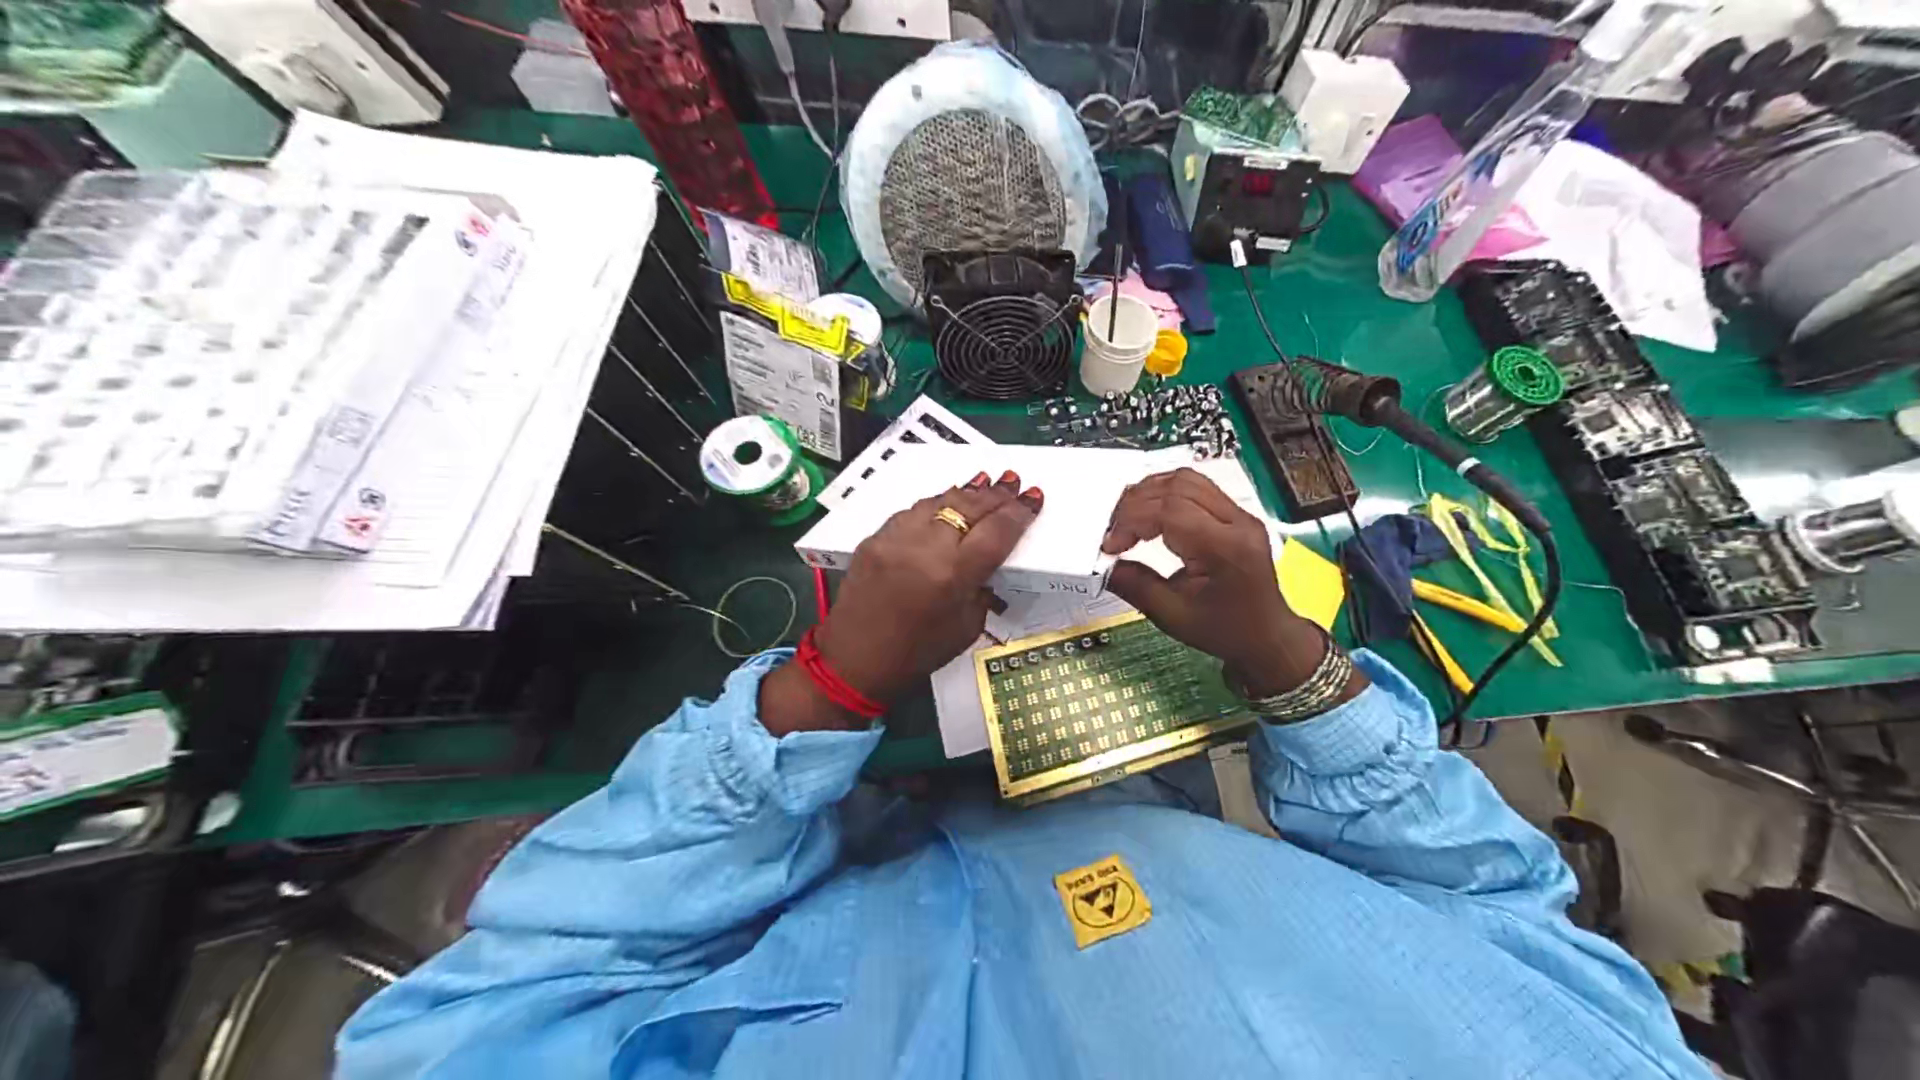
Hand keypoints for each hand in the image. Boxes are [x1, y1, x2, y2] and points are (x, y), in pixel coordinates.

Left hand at [762, 471, 1041, 733]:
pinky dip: (933, 505)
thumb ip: (981, 588)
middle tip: (1013, 482)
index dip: (1019, 512)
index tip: (1032, 499)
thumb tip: (988, 561)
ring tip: (985, 484)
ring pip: (938, 501)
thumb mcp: (965, 627)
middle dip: (996, 494)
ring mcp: (895, 539)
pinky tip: (945, 503)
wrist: (853, 661)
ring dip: (965, 492)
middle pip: (969, 507)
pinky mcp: (874, 538)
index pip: (996, 532)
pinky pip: (911, 512)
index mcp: (952, 577)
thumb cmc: (914, 654)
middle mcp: (924, 549)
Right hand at [1101, 468, 1361, 700]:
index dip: (1131, 520)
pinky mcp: (1233, 514)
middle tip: (1114, 531)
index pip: (1170, 510)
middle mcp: (1238, 523)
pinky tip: (1149, 513)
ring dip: (1149, 493)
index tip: (1111, 545)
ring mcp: (1239, 515)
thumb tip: (1106, 564)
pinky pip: (1195, 487)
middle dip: (1135, 504)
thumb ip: (1136, 586)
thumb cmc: (1228, 630)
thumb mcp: (1173, 616)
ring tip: (1128, 519)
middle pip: (1177, 487)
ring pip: (1186, 479)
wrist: (1267, 636)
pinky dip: (1164, 494)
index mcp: (1226, 549)